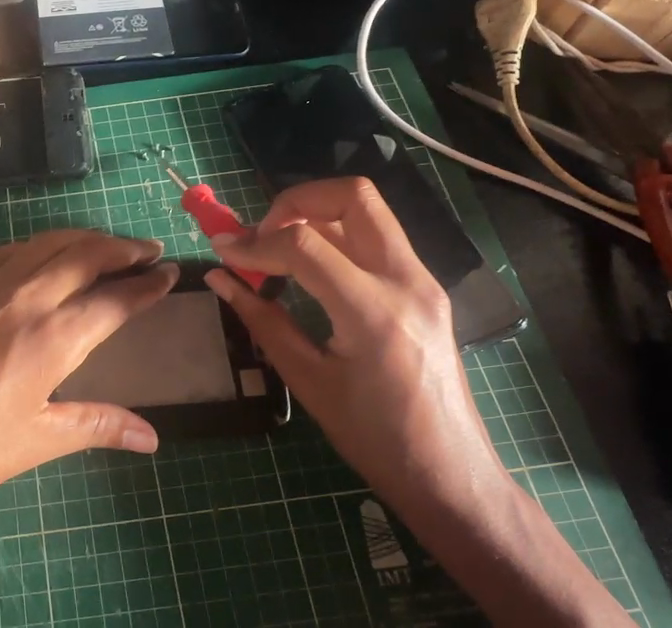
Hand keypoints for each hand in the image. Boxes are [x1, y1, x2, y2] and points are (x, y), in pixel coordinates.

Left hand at [0, 229, 177, 523]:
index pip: (113, 300)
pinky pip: (5, 253)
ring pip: (45, 245)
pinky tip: (40, 254)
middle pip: (83, 255)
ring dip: (81, 239)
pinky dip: (34, 246)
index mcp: (52, 338)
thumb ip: (98, 426)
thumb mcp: (41, 440)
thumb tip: (151, 438)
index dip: (146, 285)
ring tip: (105, 245)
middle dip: (121, 248)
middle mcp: (24, 300)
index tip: (170, 273)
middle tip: (148, 250)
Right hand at [203, 177, 499, 506]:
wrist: (451, 476)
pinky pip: (378, 237)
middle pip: (352, 196)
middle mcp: (407, 282)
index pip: (304, 245)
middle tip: (263, 235)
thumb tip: (220, 278)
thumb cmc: (375, 440)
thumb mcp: (309, 382)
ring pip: (368, 210)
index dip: (255, 242)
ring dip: (317, 213)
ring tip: (280, 248)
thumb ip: (263, 321)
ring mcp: (424, 281)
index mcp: (375, 313)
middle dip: (295, 202)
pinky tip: (311, 267)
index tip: (222, 250)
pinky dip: (337, 234)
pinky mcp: (426, 287)